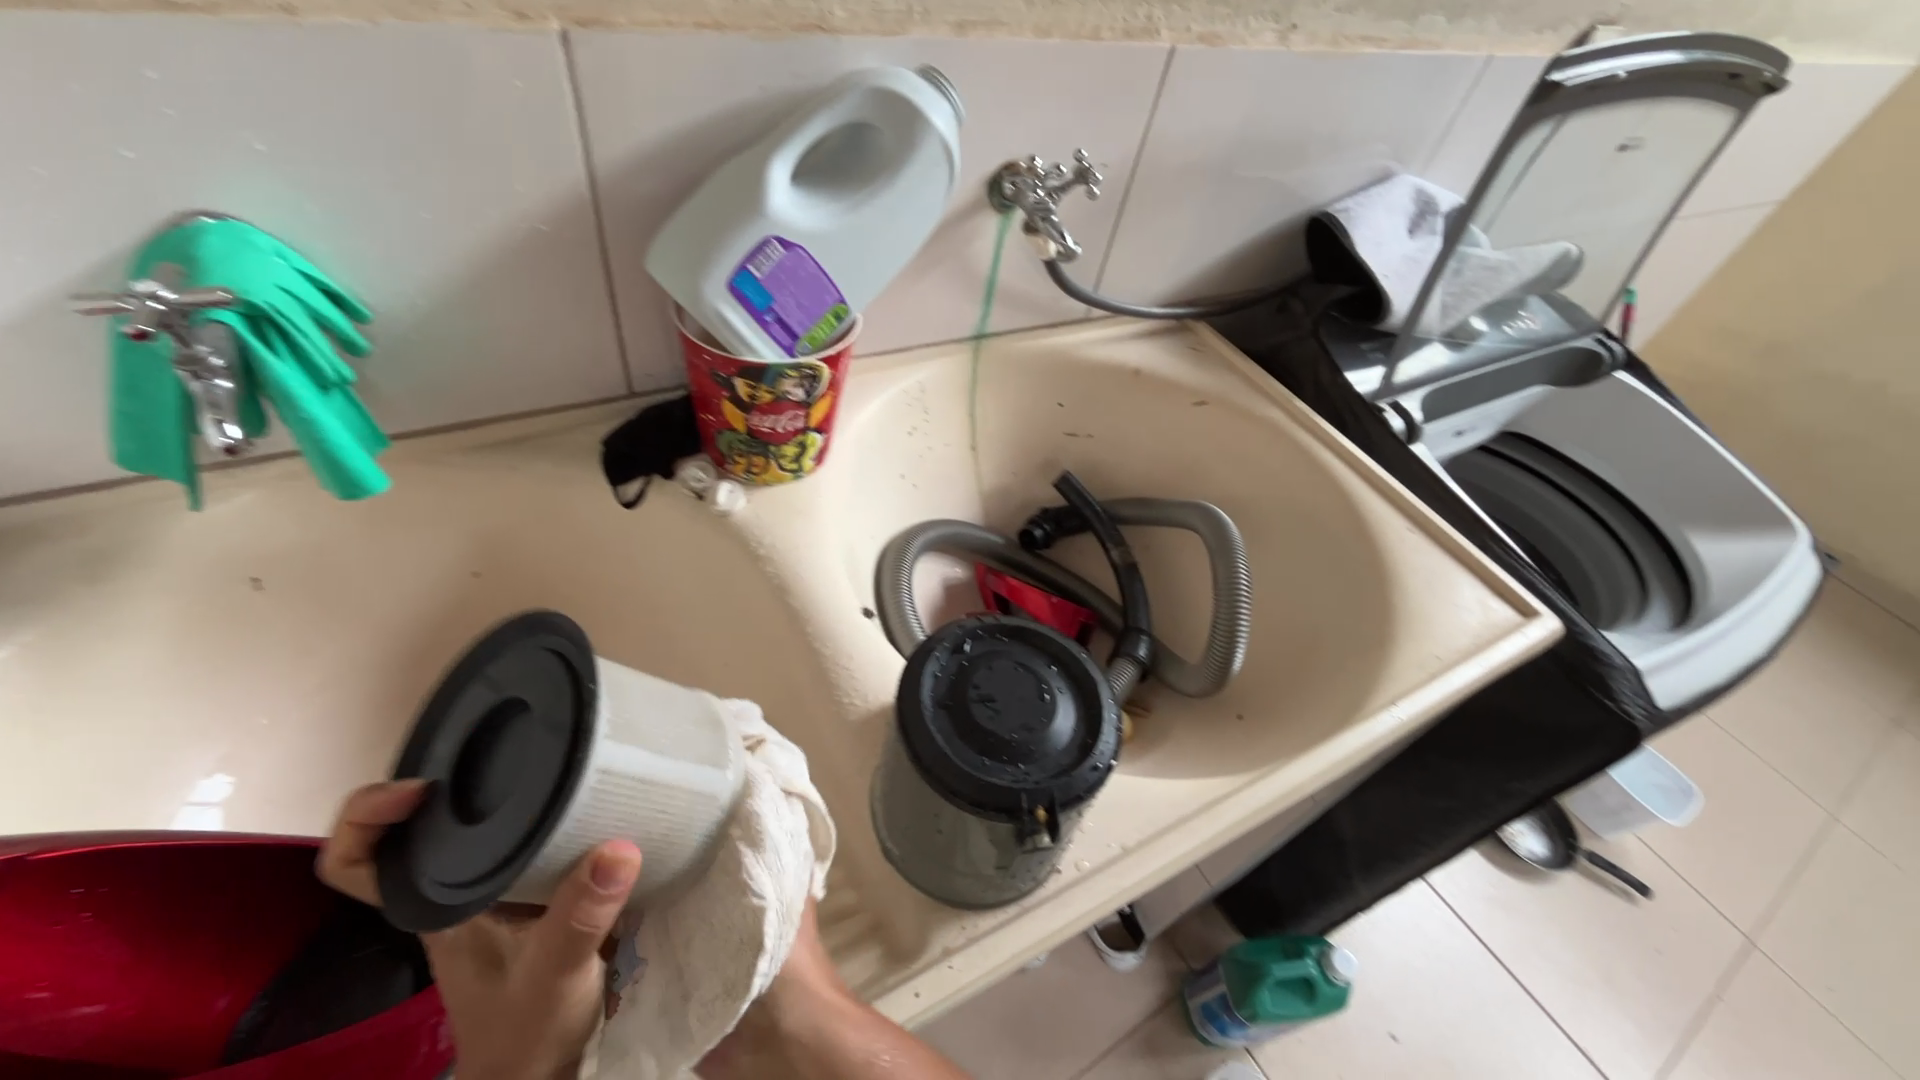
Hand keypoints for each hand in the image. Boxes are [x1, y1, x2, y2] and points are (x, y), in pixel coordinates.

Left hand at [317, 781, 642, 1079]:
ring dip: (493, 789)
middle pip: (415, 823)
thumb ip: (580, 916)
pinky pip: (515, 838)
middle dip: (447, 777)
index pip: (353, 861)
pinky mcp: (521, 892)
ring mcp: (482, 891)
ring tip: (546, 755)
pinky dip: (536, 811)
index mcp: (429, 907)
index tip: (422, 789)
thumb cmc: (528, 1027)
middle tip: (502, 744)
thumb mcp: (554, 973)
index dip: (367, 816)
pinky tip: (576, 796)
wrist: (543, 1066)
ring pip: (465, 826)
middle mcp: (444, 891)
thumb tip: (620, 848)